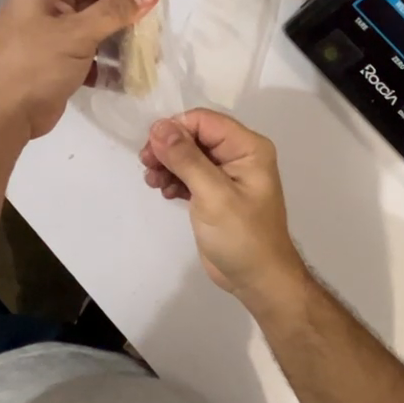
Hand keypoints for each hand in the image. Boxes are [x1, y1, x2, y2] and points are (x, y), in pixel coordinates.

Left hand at [0, 0, 158, 144]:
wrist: (6, 116)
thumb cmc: (38, 65)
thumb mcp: (79, 33)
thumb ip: (116, 11)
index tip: (145, 2)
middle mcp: (41, 10)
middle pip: (90, 6)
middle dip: (120, 21)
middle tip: (151, 32)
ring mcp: (46, 39)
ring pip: (89, 34)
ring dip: (115, 45)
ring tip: (146, 56)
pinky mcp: (53, 65)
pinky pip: (84, 57)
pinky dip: (103, 66)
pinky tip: (127, 78)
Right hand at [140, 109, 305, 300]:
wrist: (257, 281)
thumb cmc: (242, 236)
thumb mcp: (213, 195)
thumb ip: (186, 158)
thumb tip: (158, 127)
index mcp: (247, 147)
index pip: (204, 121)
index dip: (176, 129)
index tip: (151, 149)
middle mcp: (238, 155)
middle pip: (194, 136)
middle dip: (168, 148)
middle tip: (146, 164)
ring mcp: (225, 174)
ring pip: (187, 154)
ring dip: (167, 164)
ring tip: (153, 182)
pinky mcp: (213, 192)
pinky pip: (188, 173)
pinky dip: (173, 179)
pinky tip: (164, 192)